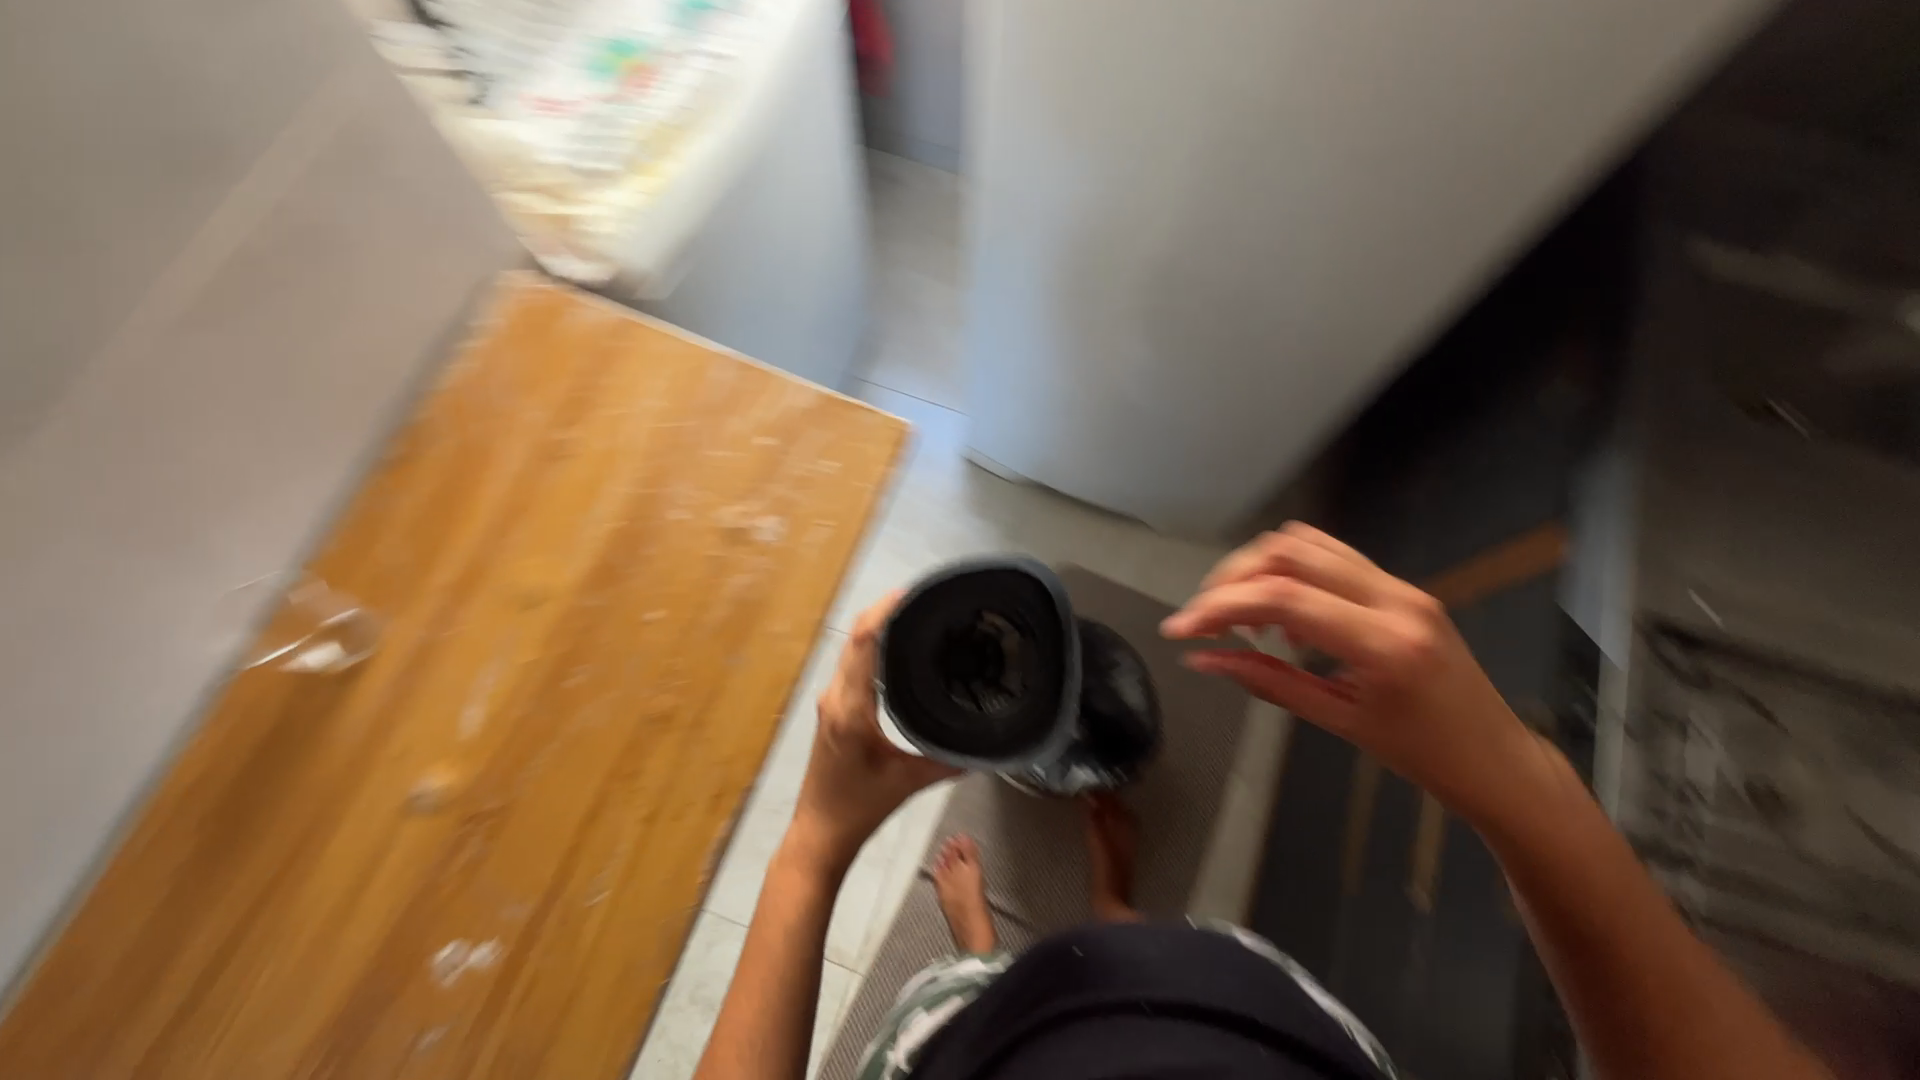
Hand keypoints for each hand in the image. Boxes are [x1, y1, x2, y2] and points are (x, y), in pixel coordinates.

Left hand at [790, 595, 959, 867]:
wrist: (819, 834)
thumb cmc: (860, 807)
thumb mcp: (909, 780)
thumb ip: (948, 759)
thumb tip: (988, 747)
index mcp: (851, 707)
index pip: (864, 642)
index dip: (885, 610)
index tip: (913, 592)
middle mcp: (835, 695)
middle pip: (856, 637)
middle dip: (886, 611)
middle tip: (924, 599)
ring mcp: (830, 701)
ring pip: (852, 649)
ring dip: (878, 627)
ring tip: (916, 616)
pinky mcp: (833, 709)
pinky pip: (853, 665)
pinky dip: (873, 648)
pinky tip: (898, 650)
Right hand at [1161, 523, 1562, 825]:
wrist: (1497, 758)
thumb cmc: (1422, 754)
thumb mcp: (1337, 721)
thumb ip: (1266, 681)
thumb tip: (1202, 661)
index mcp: (1384, 642)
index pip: (1284, 598)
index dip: (1220, 607)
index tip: (1180, 629)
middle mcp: (1395, 598)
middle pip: (1290, 552)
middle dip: (1231, 578)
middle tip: (1204, 618)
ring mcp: (1401, 585)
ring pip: (1308, 543)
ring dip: (1258, 569)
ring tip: (1239, 615)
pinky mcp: (1400, 586)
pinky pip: (1331, 558)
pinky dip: (1290, 573)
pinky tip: (1280, 614)